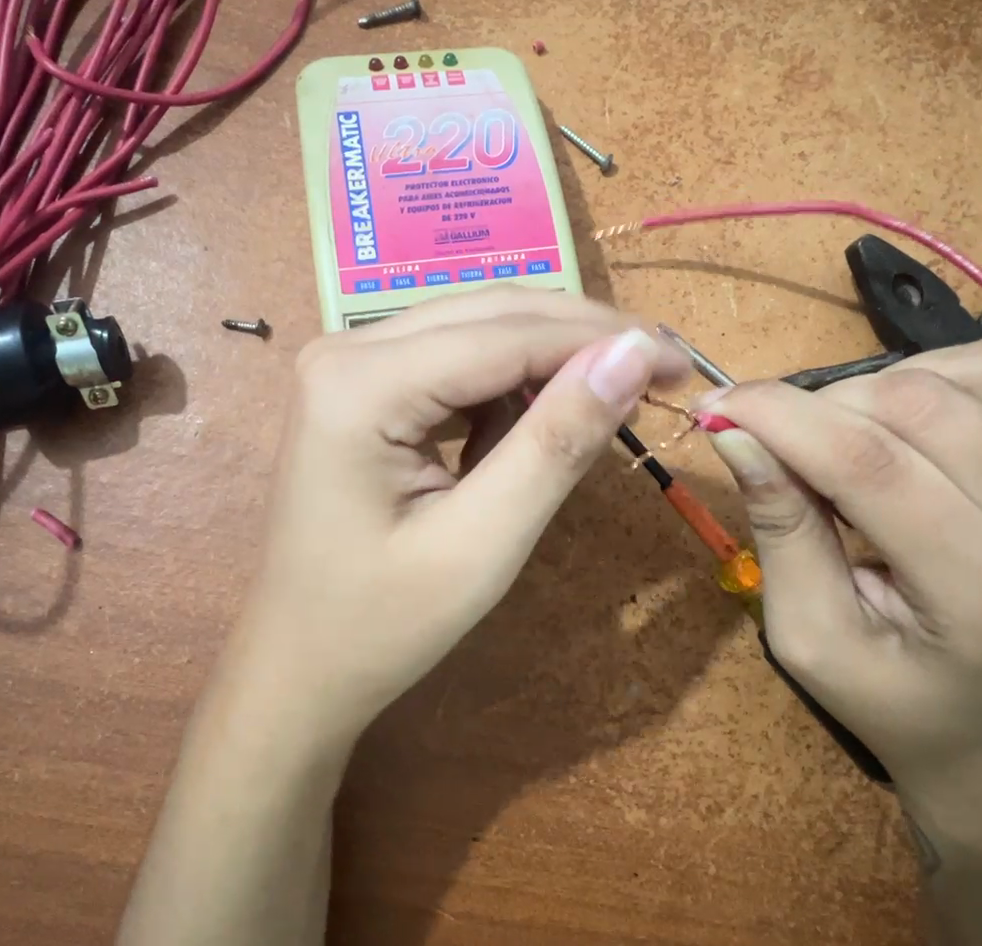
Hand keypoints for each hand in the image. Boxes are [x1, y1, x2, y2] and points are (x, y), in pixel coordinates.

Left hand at [223, 287, 689, 738]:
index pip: (507, 332)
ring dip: (549, 360)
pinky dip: (508, 384)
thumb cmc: (383, 625)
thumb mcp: (483, 544)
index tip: (683, 363)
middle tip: (664, 374)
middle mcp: (346, 348)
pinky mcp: (360, 384)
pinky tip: (535, 424)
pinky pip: (453, 358)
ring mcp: (347, 362)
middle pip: (492, 314)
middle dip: (583, 339)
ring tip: (608, 407)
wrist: (298, 667)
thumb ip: (556, 443)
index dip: (604, 339)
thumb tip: (634, 353)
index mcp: (360, 383)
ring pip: (478, 328)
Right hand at [700, 329, 981, 791]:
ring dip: (897, 380)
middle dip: (825, 403)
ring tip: (856, 428)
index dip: (782, 418)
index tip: (716, 405)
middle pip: (926, 406)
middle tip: (780, 439)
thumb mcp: (808, 637)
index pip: (872, 465)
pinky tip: (950, 389)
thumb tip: (735, 431)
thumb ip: (780, 530)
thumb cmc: (889, 697)